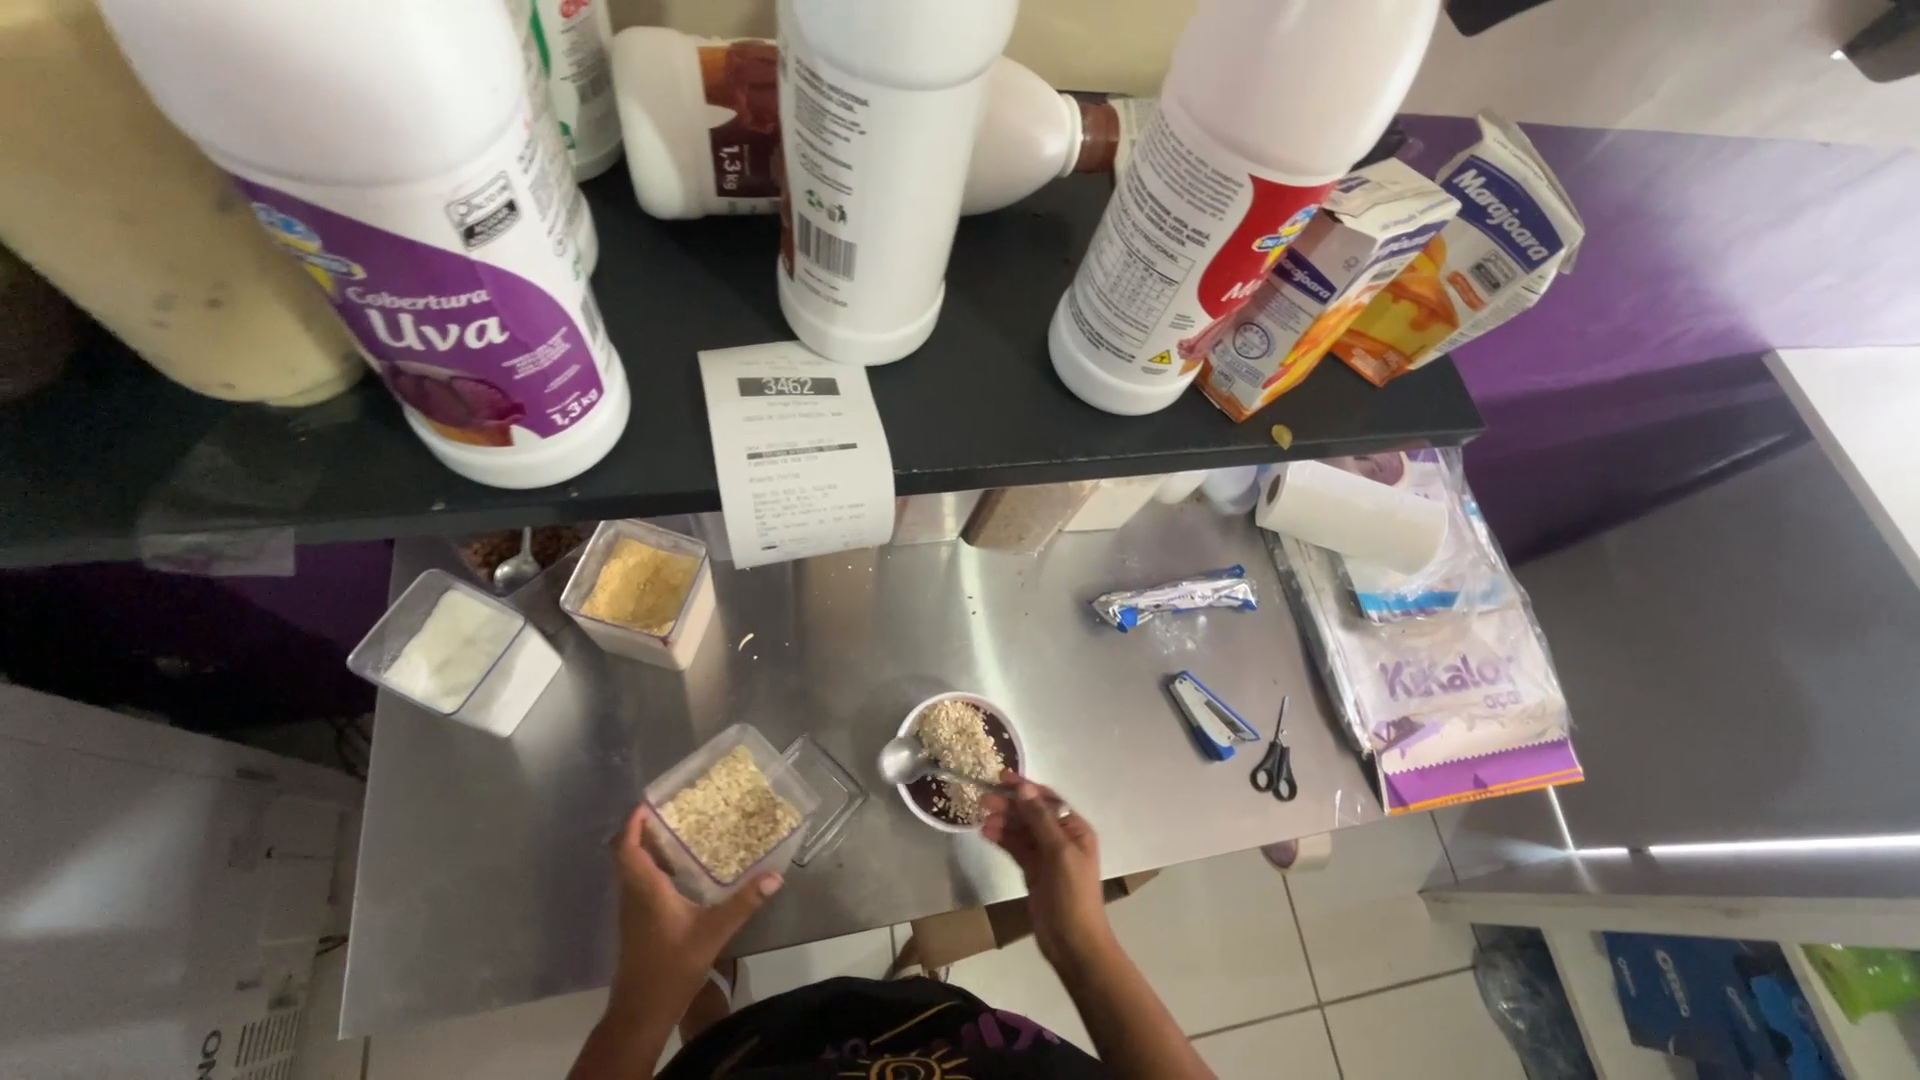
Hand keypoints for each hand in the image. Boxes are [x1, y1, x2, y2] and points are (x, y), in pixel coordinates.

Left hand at [607, 802, 782, 1008]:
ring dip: (645, 846)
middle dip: (641, 828)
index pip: (627, 848)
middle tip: (669, 809)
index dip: (632, 822)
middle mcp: (633, 895)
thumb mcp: (713, 933)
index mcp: (646, 890)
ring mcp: (631, 910)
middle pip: (625, 853)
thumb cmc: (672, 968)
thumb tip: (774, 876)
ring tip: (677, 830)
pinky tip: (678, 868)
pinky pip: (638, 881)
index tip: (648, 801)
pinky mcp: (636, 922)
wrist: (641, 1011)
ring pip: (631, 868)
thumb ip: (743, 903)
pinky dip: (652, 866)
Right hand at [980, 774, 1112, 968]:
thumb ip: (1040, 819)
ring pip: (1021, 830)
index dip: (1026, 788)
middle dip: (1010, 805)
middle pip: (1031, 814)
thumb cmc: (1072, 894)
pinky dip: (1002, 839)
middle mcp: (1061, 838)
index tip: (1002, 777)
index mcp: (1075, 829)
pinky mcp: (1032, 871)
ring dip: (1003, 821)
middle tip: (983, 800)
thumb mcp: (1059, 852)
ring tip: (981, 816)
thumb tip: (1024, 787)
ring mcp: (1046, 855)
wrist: (1073, 942)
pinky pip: (1016, 848)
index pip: (1047, 800)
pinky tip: (986, 833)